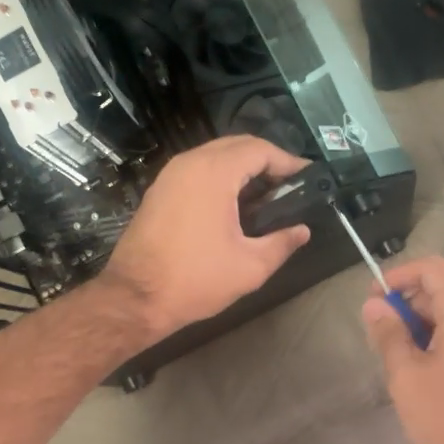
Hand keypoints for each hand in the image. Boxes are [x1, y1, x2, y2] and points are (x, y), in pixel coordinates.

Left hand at [100, 137, 311, 338]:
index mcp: (213, 173)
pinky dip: (221, 177)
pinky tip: (235, 204)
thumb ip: (281, 244)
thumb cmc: (196, 280)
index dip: (288, 160)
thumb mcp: (250, 267)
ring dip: (243, 167)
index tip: (308, 178)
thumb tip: (302, 231)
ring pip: (214, 156)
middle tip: (290, 185)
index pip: (259, 149)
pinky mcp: (159, 191)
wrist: (136, 297)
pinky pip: (198, 170)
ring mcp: (170, 175)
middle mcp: (190, 163)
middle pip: (236, 146)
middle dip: (267, 160)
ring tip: (267, 194)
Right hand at [361, 258, 443, 443]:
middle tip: (380, 336)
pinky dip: (436, 341)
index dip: (399, 276)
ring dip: (419, 326)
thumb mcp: (406, 374)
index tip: (373, 300)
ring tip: (397, 358)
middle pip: (442, 291)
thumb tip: (374, 305)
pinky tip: (420, 372)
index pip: (433, 269)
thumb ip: (389, 334)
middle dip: (407, 304)